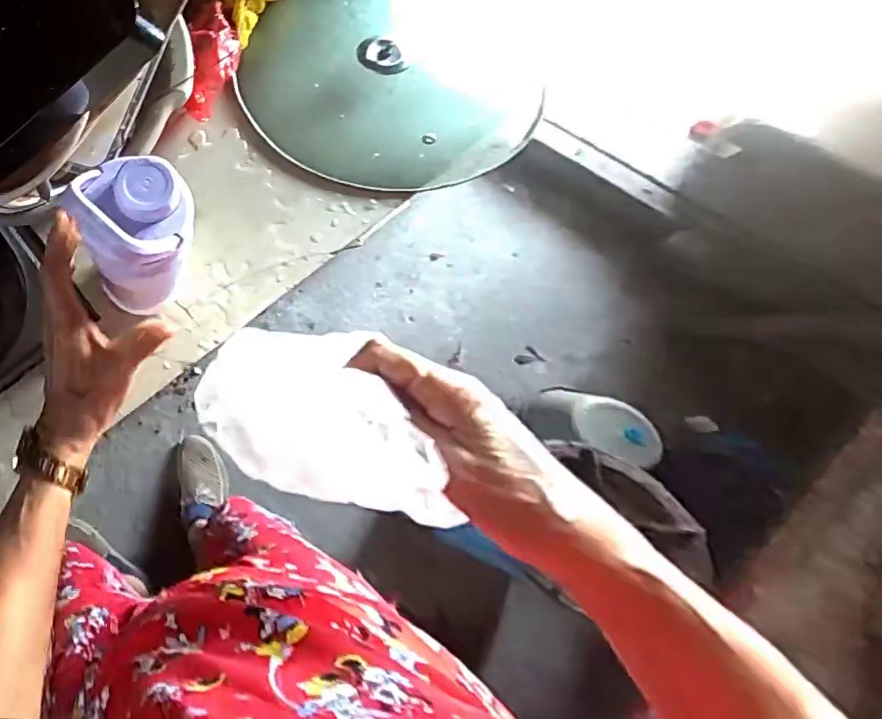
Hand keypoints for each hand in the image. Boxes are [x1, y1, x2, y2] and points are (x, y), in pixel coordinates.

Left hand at [35, 210, 172, 467]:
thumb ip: (141, 343)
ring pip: (52, 279)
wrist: (68, 424)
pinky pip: (58, 291)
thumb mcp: (119, 368)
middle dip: (60, 240)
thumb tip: (167, 322)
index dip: (60, 242)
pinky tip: (77, 270)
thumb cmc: (89, 395)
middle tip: (72, 216)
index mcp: (65, 316)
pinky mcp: (61, 331)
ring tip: (74, 233)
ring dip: (60, 254)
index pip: (56, 270)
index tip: (68, 219)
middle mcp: (55, 314)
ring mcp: (56, 322)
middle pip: (51, 268)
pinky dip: (64, 271)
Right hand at [349, 339, 637, 571]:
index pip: (380, 352)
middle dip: (351, 384)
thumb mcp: (445, 461)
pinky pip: (410, 414)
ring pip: (396, 393)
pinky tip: (376, 444)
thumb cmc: (517, 502)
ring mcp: (458, 411)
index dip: (343, 360)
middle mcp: (453, 391)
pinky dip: (388, 423)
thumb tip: (350, 397)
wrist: (578, 542)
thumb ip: (396, 424)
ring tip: (344, 426)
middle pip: (386, 370)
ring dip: (369, 406)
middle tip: (323, 407)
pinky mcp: (459, 432)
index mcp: (450, 388)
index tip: (316, 382)